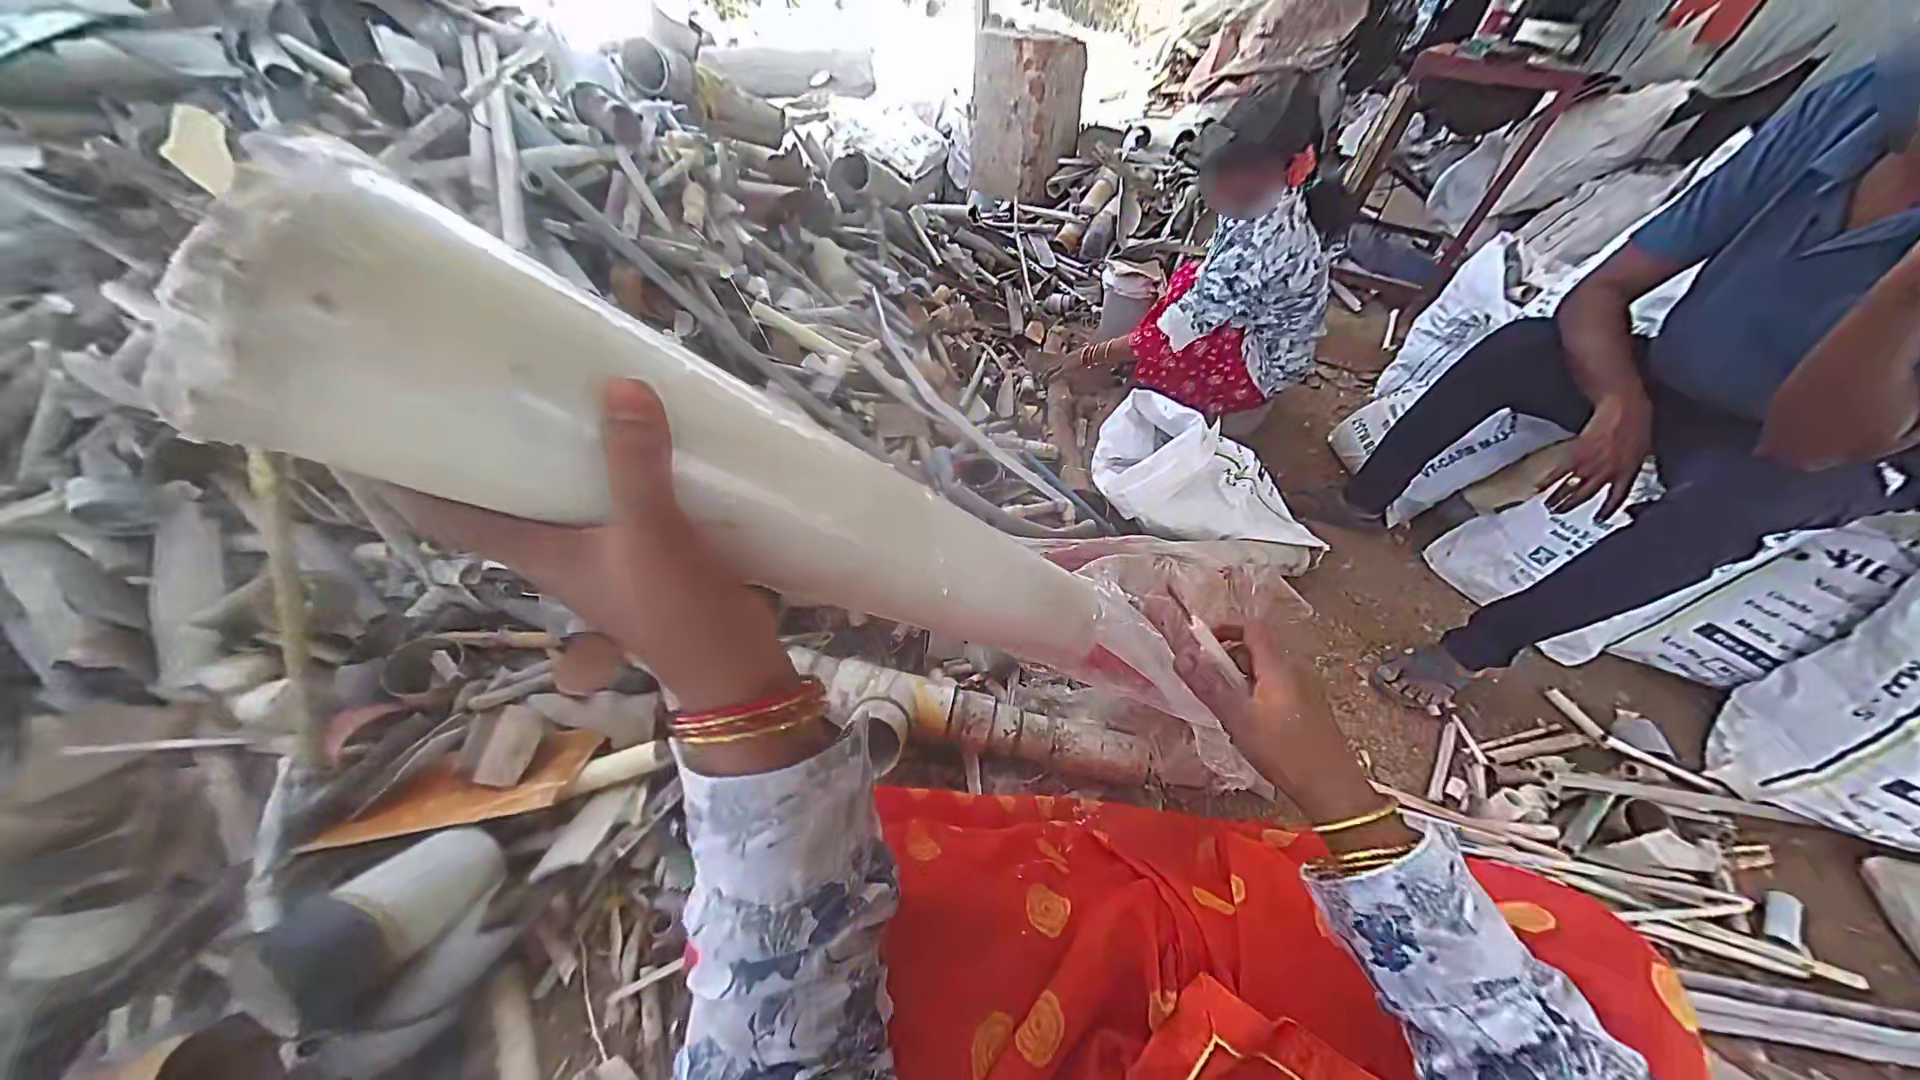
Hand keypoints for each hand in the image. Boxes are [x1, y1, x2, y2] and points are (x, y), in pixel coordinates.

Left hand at [383, 379, 797, 714]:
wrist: (731, 660)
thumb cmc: (674, 609)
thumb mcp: (651, 534)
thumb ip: (638, 464)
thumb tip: (621, 385)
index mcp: (540, 554)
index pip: (449, 518)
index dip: (409, 480)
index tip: (387, 426)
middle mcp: (564, 553)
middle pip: (512, 499)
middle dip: (501, 450)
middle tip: (498, 389)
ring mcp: (610, 554)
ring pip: (572, 498)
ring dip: (568, 458)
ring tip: (571, 402)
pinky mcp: (652, 552)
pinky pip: (626, 502)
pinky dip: (625, 472)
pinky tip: (645, 444)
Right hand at [1145, 596, 1407, 848]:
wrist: (1332, 789)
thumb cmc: (1284, 751)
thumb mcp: (1238, 718)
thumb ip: (1208, 685)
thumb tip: (1182, 655)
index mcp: (1279, 666)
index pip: (1252, 628)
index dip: (1225, 628)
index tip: (1201, 642)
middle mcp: (1296, 670)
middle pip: (1257, 648)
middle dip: (1228, 657)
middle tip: (1207, 679)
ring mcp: (1305, 688)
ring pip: (1265, 669)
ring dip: (1239, 677)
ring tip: (1224, 704)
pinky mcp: (1308, 707)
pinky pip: (1276, 686)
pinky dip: (1255, 692)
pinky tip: (1247, 720)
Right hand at [1544, 394, 1651, 520]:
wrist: (1625, 409)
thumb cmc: (1635, 425)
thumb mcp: (1641, 448)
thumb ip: (1629, 464)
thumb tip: (1623, 473)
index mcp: (1628, 471)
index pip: (1618, 496)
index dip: (1608, 510)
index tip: (1598, 520)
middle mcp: (1609, 471)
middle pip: (1587, 494)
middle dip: (1572, 505)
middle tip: (1558, 512)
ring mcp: (1592, 463)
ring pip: (1572, 487)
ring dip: (1557, 498)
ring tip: (1547, 504)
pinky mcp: (1576, 454)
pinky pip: (1559, 472)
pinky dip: (1547, 481)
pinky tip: (1537, 487)